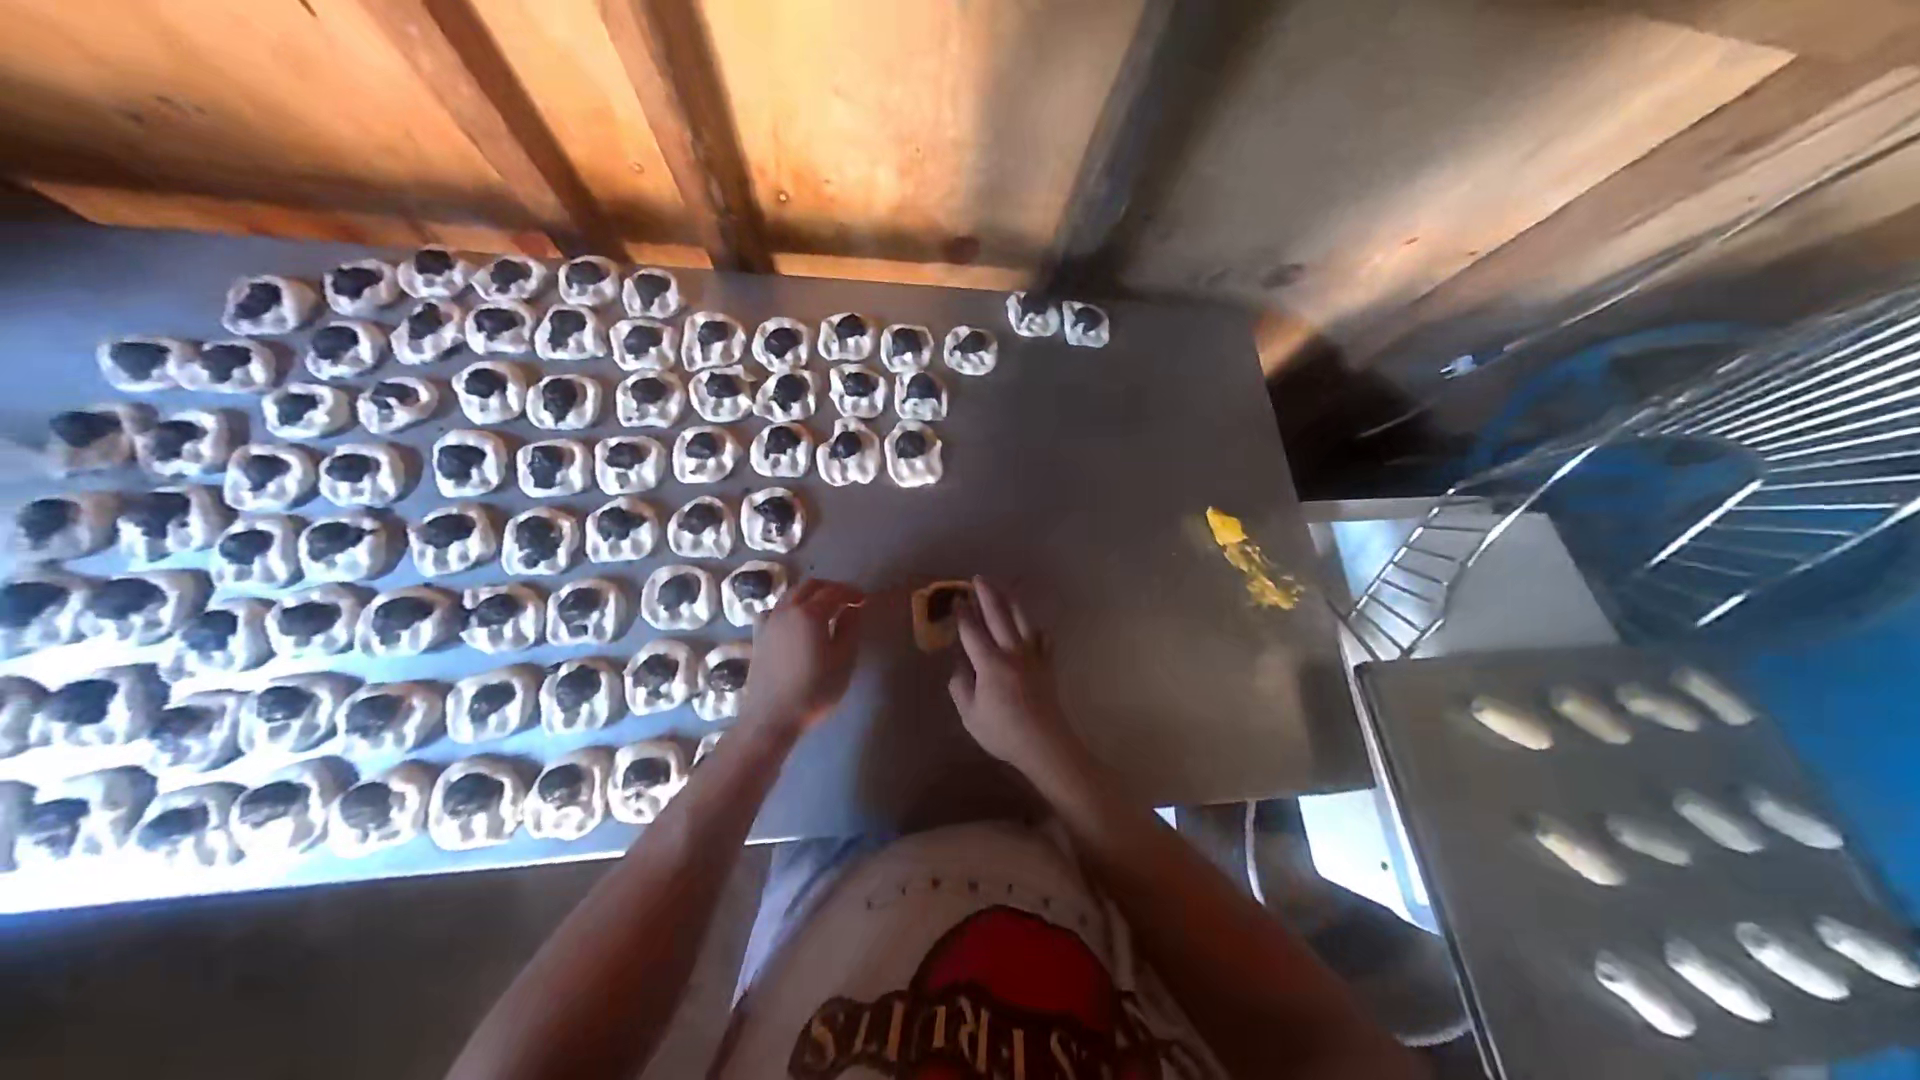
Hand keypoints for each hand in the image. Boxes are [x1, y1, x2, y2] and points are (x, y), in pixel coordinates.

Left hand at [740, 578, 864, 738]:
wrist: (771, 717)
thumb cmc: (814, 691)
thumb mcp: (843, 661)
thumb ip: (850, 629)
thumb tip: (852, 609)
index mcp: (810, 613)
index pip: (834, 592)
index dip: (851, 592)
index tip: (864, 600)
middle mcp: (786, 610)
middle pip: (809, 586)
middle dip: (830, 588)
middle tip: (847, 601)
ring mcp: (769, 622)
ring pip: (791, 595)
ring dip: (810, 595)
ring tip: (824, 609)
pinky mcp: (758, 636)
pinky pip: (776, 610)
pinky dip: (791, 607)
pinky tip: (796, 622)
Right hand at [948, 577, 1086, 781]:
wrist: (1045, 744)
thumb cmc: (1003, 732)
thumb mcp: (970, 714)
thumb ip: (961, 686)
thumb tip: (960, 666)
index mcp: (989, 663)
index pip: (972, 630)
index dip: (963, 613)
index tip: (957, 598)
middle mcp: (1012, 651)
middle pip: (998, 615)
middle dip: (987, 594)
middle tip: (978, 578)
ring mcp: (1034, 656)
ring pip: (1022, 619)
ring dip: (1010, 602)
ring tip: (1003, 590)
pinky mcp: (1048, 665)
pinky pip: (1043, 638)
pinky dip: (1035, 628)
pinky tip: (1032, 628)